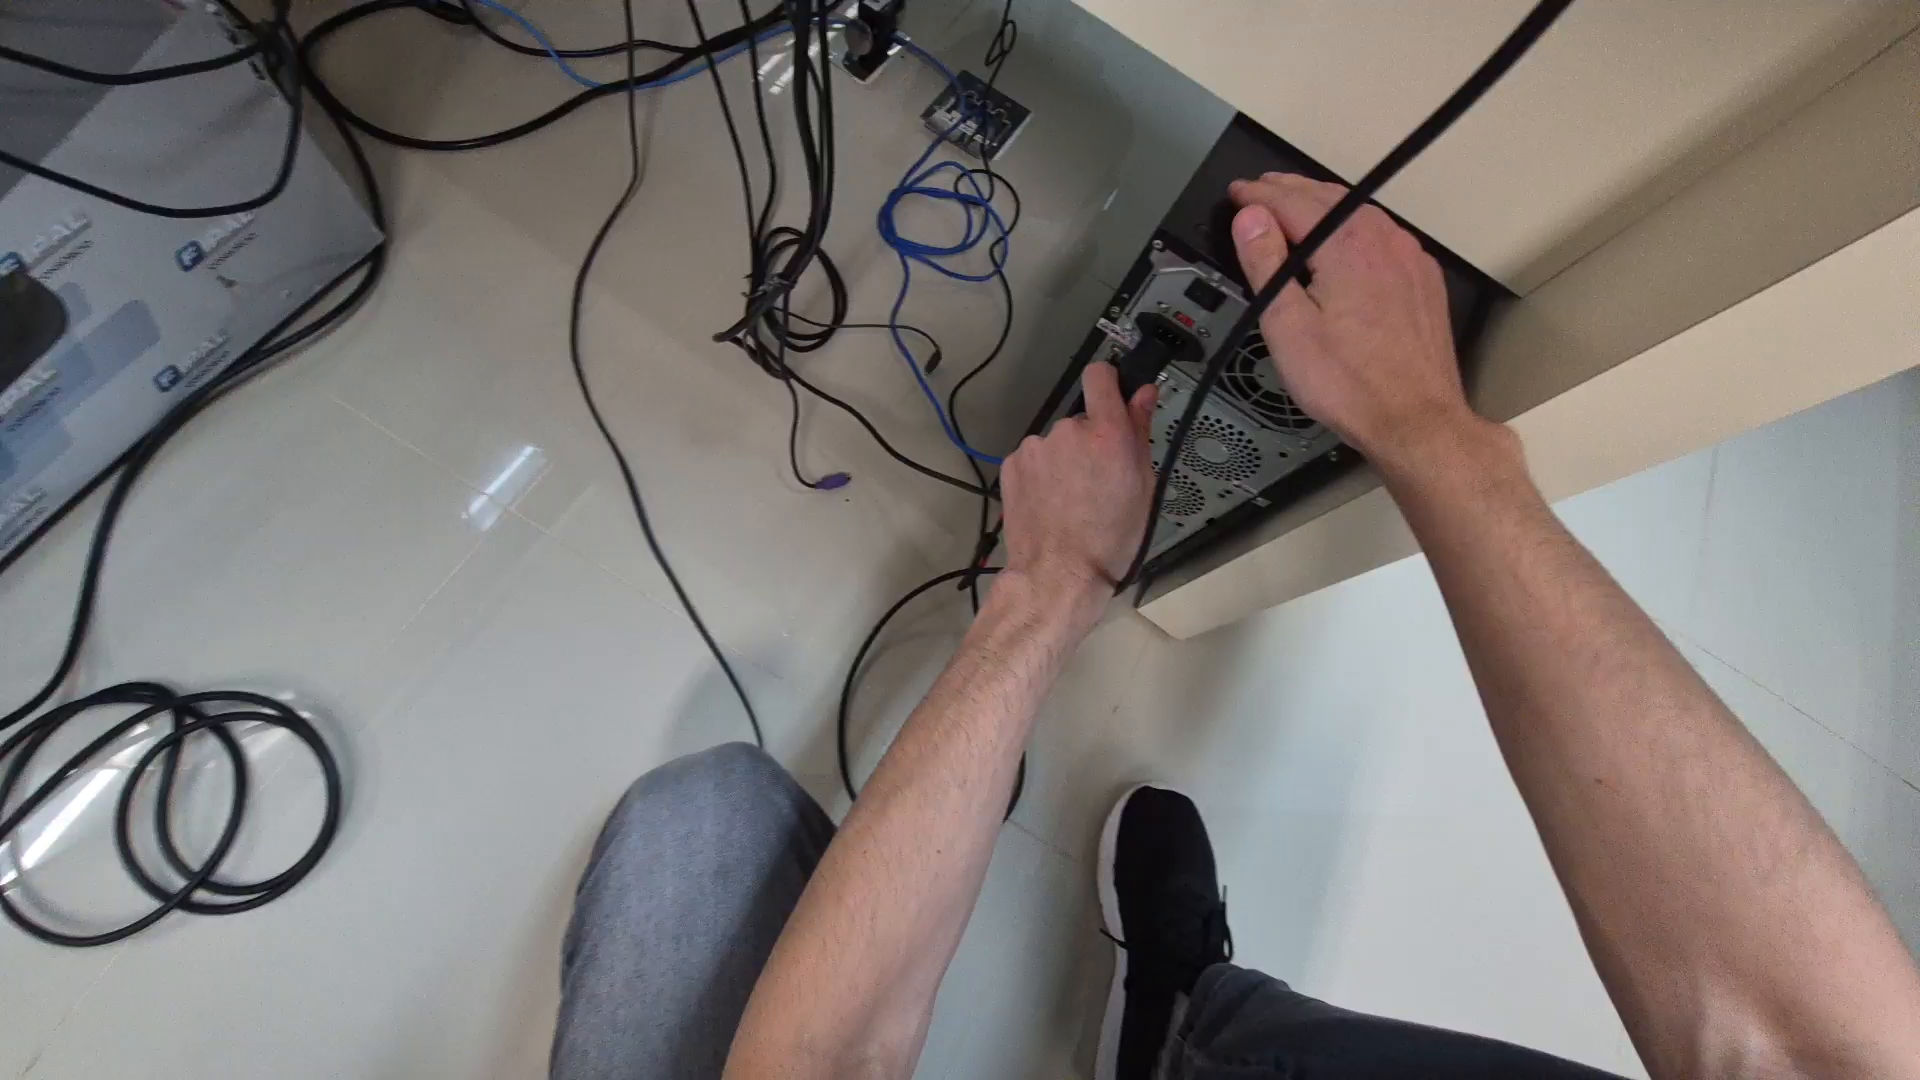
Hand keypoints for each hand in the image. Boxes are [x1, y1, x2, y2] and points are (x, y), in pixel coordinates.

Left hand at [999, 361, 1157, 604]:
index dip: (1107, 383)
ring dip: (1063, 459)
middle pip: (1080, 419)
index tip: (1112, 398)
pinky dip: (1041, 474)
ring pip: (1055, 442)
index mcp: (1107, 433)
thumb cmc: (1108, 539)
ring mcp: (1035, 448)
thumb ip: (1141, 432)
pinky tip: (1050, 502)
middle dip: (1089, 440)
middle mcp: (1067, 431)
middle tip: (1097, 478)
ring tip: (1071, 498)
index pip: (1100, 375)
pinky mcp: (1012, 465)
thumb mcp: (1143, 487)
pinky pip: (1033, 459)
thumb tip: (1143, 394)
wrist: (1058, 573)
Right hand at [1227, 173, 1484, 470]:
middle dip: (1289, 191)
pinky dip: (1350, 226)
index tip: (1237, 193)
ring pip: (1358, 214)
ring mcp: (1408, 259)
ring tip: (1293, 206)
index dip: (1259, 196)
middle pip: (1329, 198)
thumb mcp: (1286, 326)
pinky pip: (1381, 235)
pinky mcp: (1420, 281)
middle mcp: (1384, 241)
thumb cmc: (1348, 383)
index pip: (1293, 203)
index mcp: (1347, 246)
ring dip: (1320, 205)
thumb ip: (1266, 265)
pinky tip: (1340, 240)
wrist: (1412, 417)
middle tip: (1259, 191)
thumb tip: (1251, 218)